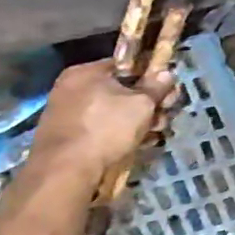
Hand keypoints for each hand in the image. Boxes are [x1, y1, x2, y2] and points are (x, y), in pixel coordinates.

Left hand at [25, 60, 176, 182]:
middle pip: (125, 88)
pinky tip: (140, 141)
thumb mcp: (143, 103)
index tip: (169, 90)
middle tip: (165, 113)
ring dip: (142, 118)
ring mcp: (69, 111)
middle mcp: (73, 88)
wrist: (65, 170)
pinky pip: (105, 124)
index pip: (129, 64)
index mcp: (86, 73)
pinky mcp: (70, 132)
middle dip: (151, 102)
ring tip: (155, 132)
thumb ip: (157, 85)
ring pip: (117, 108)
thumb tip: (166, 72)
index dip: (154, 76)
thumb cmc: (106, 128)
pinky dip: (123, 130)